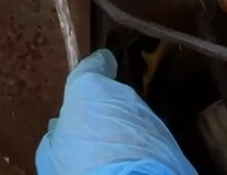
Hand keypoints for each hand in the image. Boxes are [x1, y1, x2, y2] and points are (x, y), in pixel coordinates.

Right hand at [36, 51, 198, 174]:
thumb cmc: (82, 165)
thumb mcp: (53, 152)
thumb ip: (57, 133)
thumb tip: (59, 129)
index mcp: (90, 86)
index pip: (96, 62)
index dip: (95, 67)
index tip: (93, 74)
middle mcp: (123, 94)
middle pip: (114, 96)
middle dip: (106, 112)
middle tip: (94, 137)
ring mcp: (150, 119)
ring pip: (134, 120)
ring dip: (125, 134)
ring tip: (114, 161)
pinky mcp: (172, 145)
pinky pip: (151, 144)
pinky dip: (143, 154)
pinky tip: (133, 171)